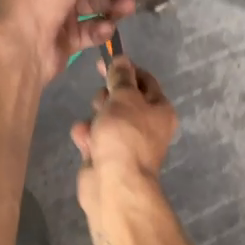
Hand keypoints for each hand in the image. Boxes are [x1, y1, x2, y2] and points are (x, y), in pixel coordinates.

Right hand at [72, 57, 177, 215]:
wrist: (114, 185)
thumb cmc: (125, 136)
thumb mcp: (124, 97)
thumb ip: (121, 76)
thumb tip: (122, 59)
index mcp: (160, 110)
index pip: (144, 80)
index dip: (125, 69)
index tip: (105, 61)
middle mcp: (145, 126)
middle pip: (122, 99)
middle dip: (106, 98)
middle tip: (102, 103)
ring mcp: (125, 143)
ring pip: (104, 118)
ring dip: (94, 119)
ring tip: (93, 127)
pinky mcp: (106, 157)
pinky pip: (93, 138)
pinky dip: (87, 138)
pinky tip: (84, 142)